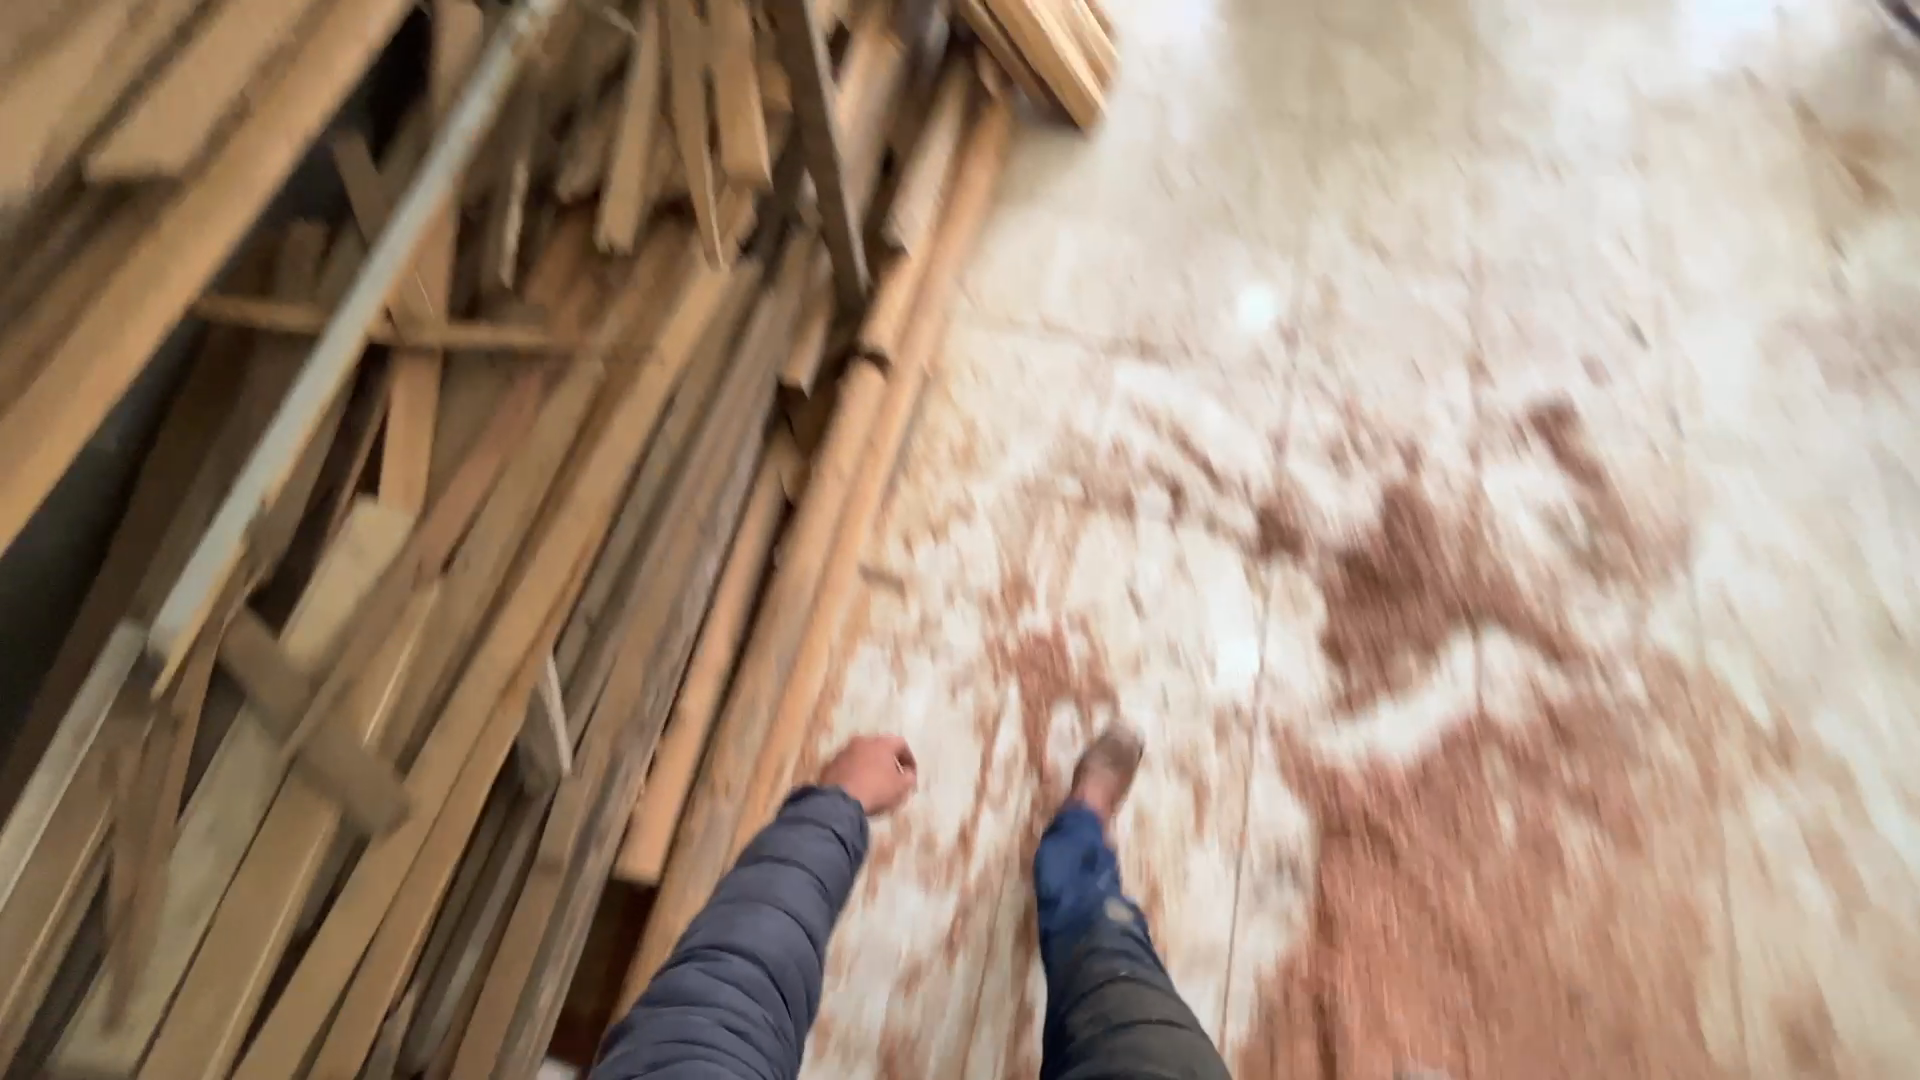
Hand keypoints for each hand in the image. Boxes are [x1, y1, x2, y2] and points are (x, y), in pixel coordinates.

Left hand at [817, 735, 917, 815]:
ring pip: (862, 755)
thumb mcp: (901, 787)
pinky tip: (856, 787)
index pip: (901, 744)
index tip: (911, 773)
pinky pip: (848, 765)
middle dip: (888, 760)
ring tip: (873, 783)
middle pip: (880, 747)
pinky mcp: (830, 764)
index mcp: (882, 743)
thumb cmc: (876, 790)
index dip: (909, 759)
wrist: (839, 802)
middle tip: (892, 776)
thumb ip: (909, 777)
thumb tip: (908, 772)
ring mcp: (844, 751)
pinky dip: (854, 772)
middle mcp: (863, 741)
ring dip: (870, 766)